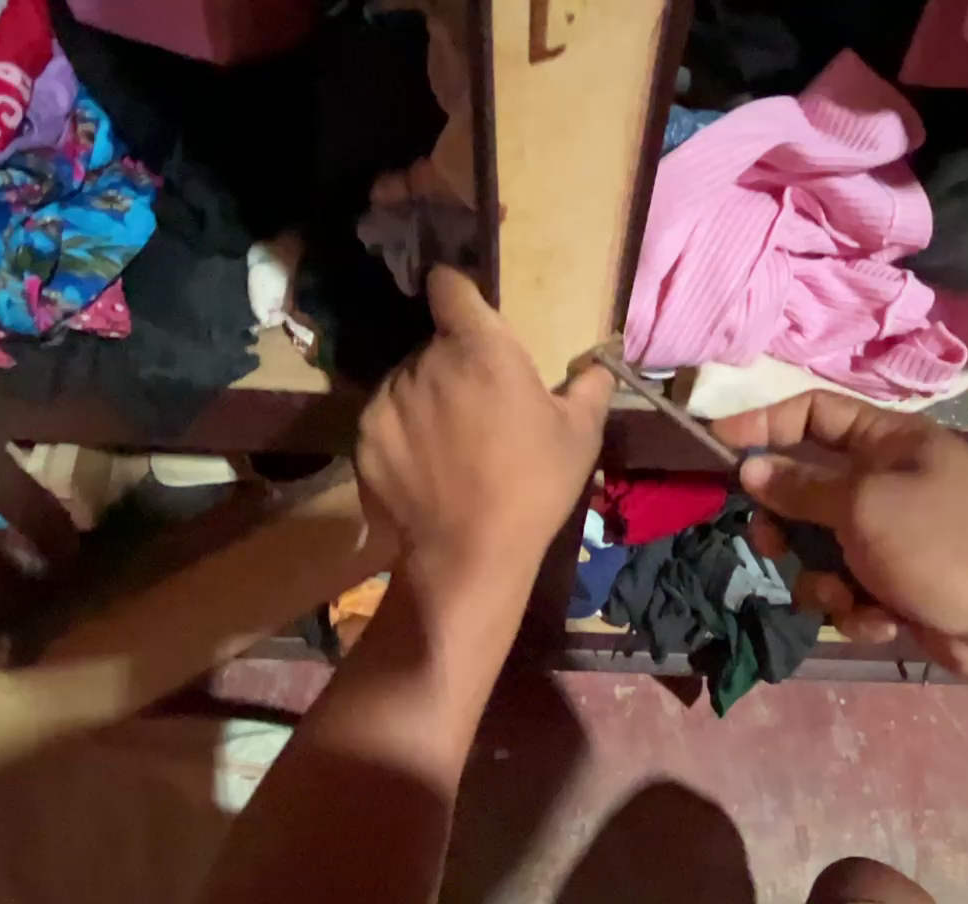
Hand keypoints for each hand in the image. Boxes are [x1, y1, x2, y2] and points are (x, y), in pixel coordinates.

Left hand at [355, 267, 614, 584]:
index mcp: (479, 348)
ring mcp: (388, 400)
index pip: (449, 285)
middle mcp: (424, 361)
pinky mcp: (365, 438)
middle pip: (433, 344)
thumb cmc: (534, 488)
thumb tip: (602, 360)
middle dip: (453, 364)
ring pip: (407, 380)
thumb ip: (592, 385)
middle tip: (478, 407)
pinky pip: (385, 419)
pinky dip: (402, 433)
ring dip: (425, 397)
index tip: (467, 314)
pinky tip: (425, 467)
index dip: (457, 293)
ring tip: (450, 444)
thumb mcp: (580, 436)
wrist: (471, 555)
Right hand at [709, 391, 967, 674]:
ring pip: (816, 550)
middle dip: (784, 524)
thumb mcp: (865, 506)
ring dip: (822, 579)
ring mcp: (886, 537)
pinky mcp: (889, 584)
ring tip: (848, 596)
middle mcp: (883, 484)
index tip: (718, 443)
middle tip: (771, 543)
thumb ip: (800, 487)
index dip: (763, 423)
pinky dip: (854, 608)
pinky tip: (882, 619)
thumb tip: (747, 466)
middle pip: (802, 491)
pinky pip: (843, 590)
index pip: (813, 414)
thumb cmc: (947, 542)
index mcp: (886, 444)